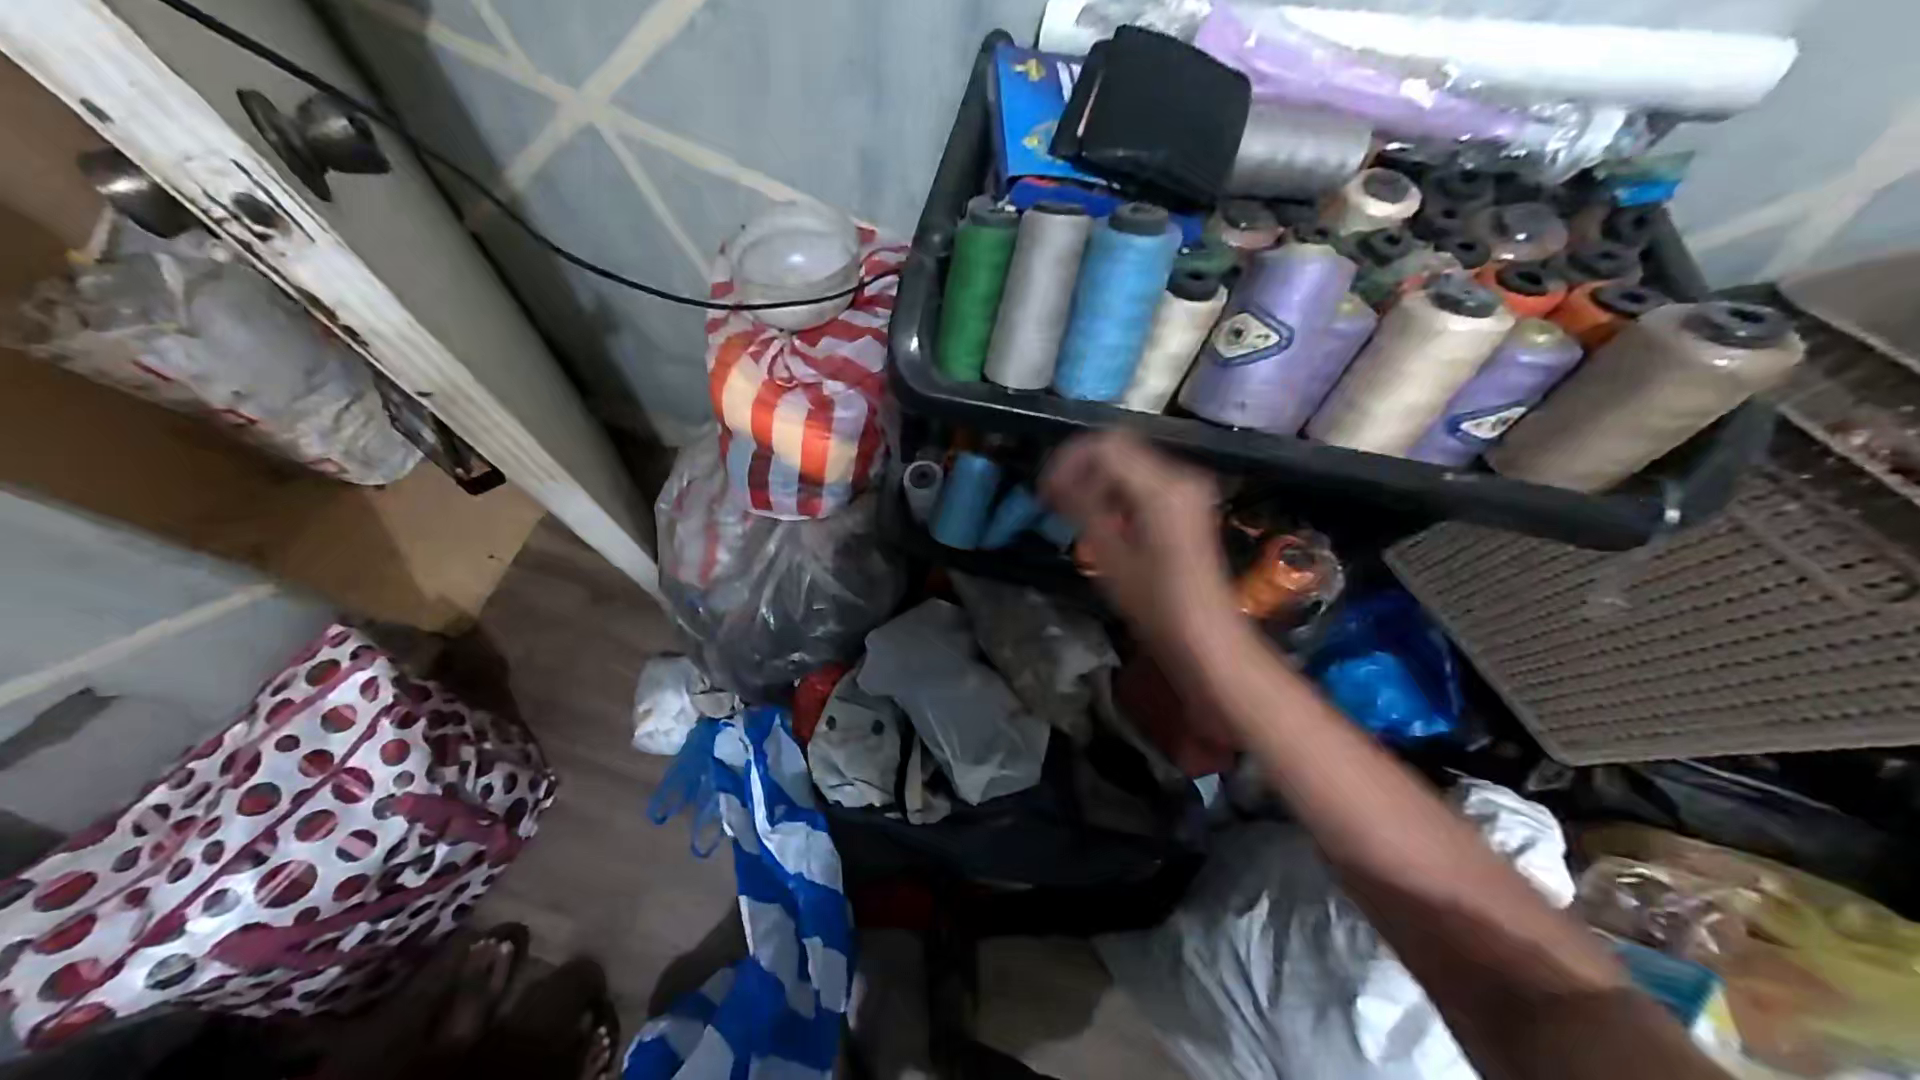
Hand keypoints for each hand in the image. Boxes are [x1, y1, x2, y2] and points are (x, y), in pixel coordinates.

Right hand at [1041, 430, 1235, 646]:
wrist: (1204, 635)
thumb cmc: (1155, 604)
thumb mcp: (1109, 555)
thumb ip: (1081, 507)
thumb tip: (1054, 481)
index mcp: (1161, 487)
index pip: (1105, 446)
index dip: (1068, 461)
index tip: (1045, 491)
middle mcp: (1179, 476)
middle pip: (1118, 448)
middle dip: (1080, 467)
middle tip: (1052, 499)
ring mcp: (1187, 488)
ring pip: (1129, 462)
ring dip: (1096, 479)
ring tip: (1070, 510)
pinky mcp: (1187, 503)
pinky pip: (1143, 479)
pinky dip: (1116, 489)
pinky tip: (1100, 517)